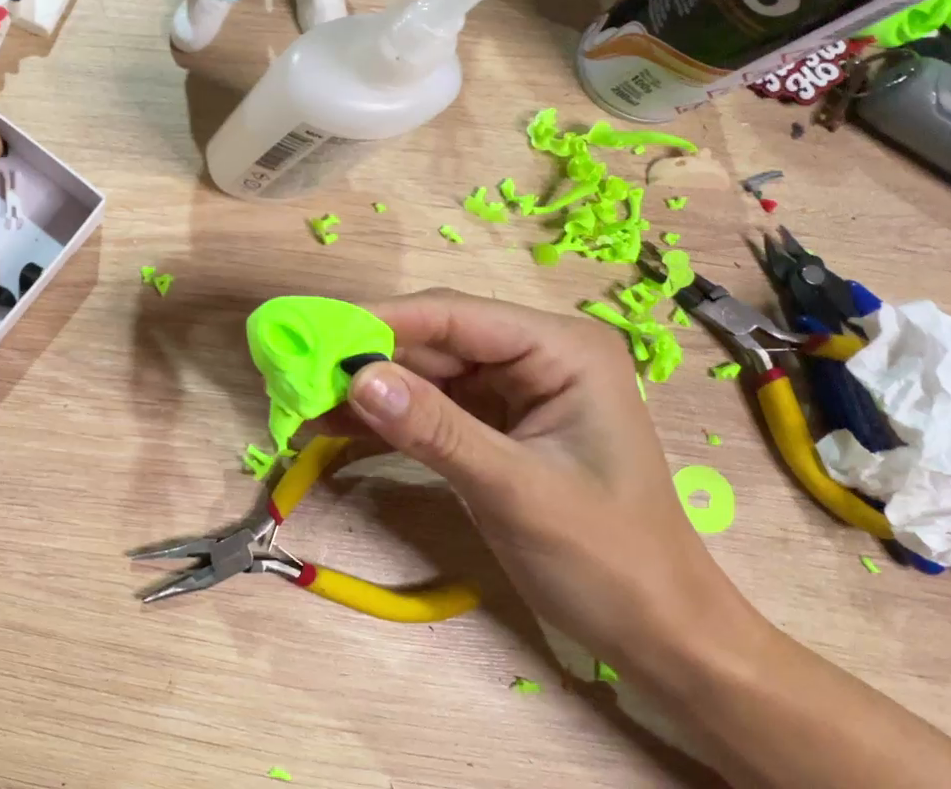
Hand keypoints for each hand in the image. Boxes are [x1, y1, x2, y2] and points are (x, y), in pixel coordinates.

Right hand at [336, 290, 751, 664]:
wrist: (657, 634)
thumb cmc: (609, 560)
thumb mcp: (517, 491)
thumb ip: (436, 429)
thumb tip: (355, 377)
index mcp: (560, 350)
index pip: (452, 316)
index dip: (376, 322)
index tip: (309, 337)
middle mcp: (532, 357)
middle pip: (427, 340)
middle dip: (361, 359)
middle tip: (294, 377)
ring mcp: (508, 392)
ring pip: (416, 373)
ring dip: (361, 390)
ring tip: (298, 404)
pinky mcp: (487, 425)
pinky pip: (421, 408)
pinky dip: (378, 418)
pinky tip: (328, 427)